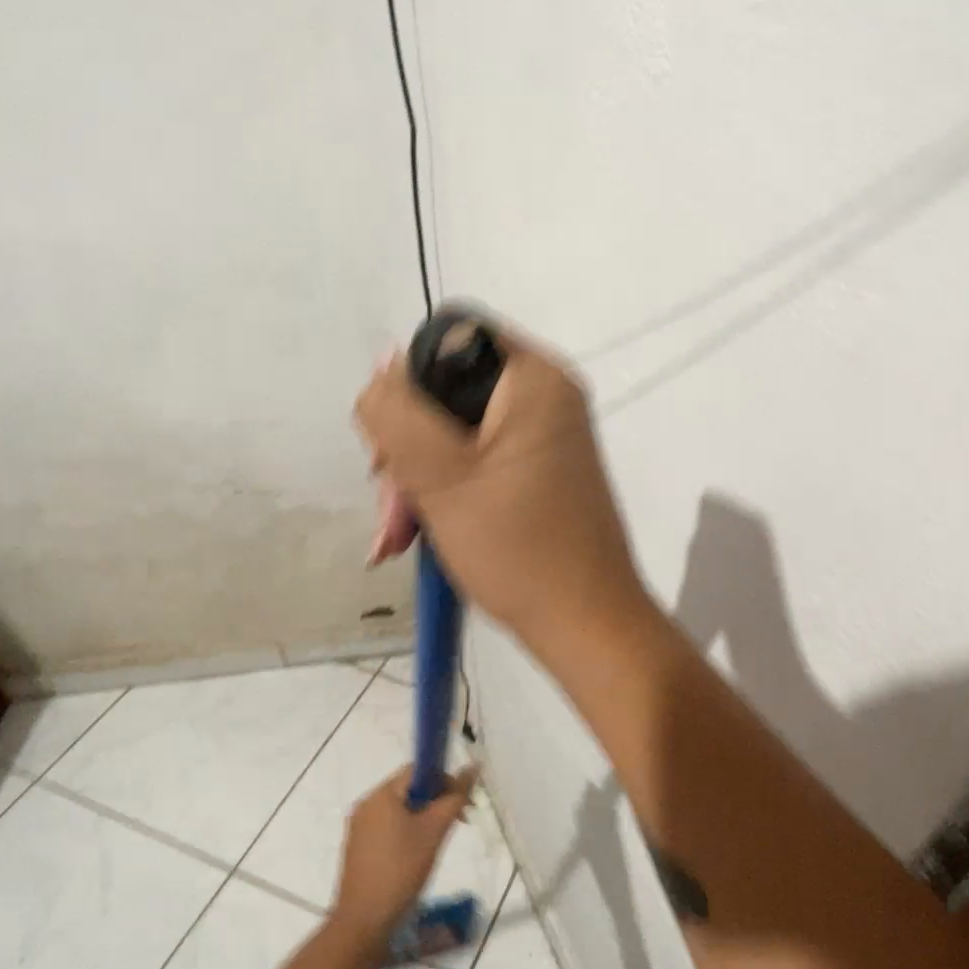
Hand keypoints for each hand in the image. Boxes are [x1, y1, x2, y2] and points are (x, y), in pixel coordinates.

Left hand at [331, 764, 478, 941]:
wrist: (364, 922)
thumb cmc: (401, 870)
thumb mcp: (434, 831)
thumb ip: (454, 797)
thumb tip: (472, 767)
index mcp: (380, 795)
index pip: (417, 770)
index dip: (444, 780)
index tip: (463, 803)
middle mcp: (365, 805)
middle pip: (409, 789)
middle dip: (436, 801)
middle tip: (458, 823)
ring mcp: (359, 828)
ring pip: (400, 810)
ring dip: (424, 818)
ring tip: (438, 842)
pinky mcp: (358, 848)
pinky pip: (388, 828)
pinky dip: (408, 832)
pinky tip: (417, 856)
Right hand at [354, 320, 649, 650]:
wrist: (586, 625)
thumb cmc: (517, 548)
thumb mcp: (440, 475)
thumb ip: (397, 412)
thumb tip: (382, 366)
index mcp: (534, 378)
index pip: (445, 343)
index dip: (405, 390)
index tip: (389, 449)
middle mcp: (544, 397)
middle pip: (444, 397)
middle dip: (405, 455)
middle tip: (391, 513)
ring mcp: (544, 438)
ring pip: (452, 438)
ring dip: (416, 486)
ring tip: (396, 542)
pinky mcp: (539, 474)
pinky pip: (476, 466)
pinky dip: (445, 497)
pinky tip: (417, 539)